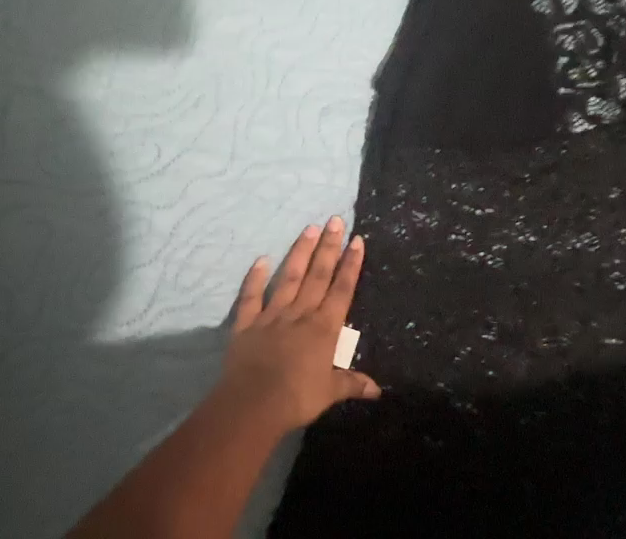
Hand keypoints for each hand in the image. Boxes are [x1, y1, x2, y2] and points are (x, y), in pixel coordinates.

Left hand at [221, 218, 378, 432]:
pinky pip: (252, 297)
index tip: (357, 240)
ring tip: (309, 228)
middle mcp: (301, 314)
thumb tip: (378, 390)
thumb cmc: (296, 398)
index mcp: (324, 328)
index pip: (342, 289)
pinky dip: (255, 278)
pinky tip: (261, 260)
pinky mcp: (247, 324)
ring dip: (300, 252)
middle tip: (335, 220)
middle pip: (318, 275)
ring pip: (289, 278)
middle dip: (328, 247)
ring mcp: (272, 316)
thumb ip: (352, 384)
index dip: (351, 264)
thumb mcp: (330, 392)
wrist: (252, 405)